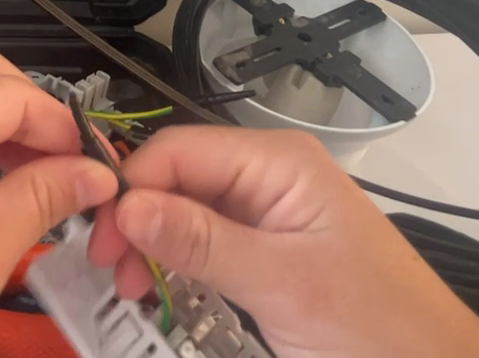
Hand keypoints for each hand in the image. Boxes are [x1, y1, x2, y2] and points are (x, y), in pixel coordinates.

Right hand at [88, 126, 478, 357]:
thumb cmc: (375, 329)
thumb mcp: (282, 285)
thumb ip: (200, 242)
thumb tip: (125, 207)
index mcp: (276, 159)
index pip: (180, 150)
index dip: (134, 187)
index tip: (102, 238)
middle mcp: (267, 170)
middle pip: (180, 175)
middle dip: (140, 217)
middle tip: (112, 268)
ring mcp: (268, 206)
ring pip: (188, 207)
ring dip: (155, 241)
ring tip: (132, 284)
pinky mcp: (268, 242)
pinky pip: (208, 236)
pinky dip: (180, 259)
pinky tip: (160, 283)